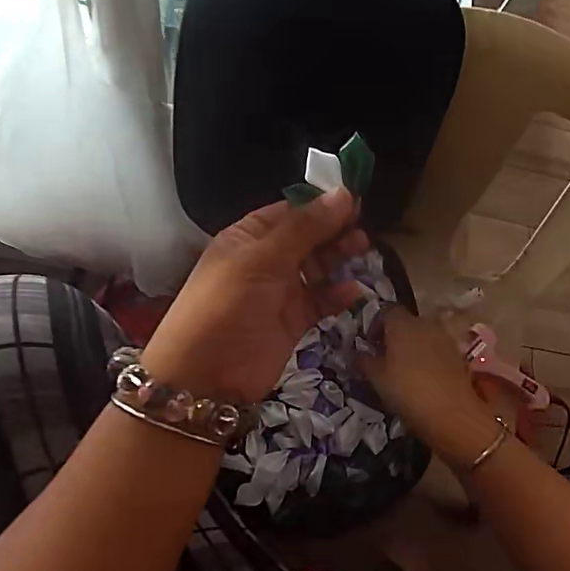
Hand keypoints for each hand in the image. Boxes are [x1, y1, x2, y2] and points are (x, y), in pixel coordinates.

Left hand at [142, 188, 369, 404]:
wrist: (205, 377)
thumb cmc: (227, 306)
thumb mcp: (263, 259)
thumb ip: (306, 228)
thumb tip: (343, 193)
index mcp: (249, 237)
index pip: (290, 211)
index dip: (321, 204)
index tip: (355, 197)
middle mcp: (265, 260)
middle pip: (307, 237)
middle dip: (333, 230)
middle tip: (364, 225)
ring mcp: (279, 292)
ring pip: (317, 267)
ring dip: (339, 258)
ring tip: (364, 248)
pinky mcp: (292, 321)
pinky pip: (320, 301)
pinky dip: (338, 295)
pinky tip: (355, 290)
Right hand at [360, 309, 502, 466]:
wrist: (452, 413)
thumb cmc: (407, 390)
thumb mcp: (377, 378)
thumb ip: (363, 360)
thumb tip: (354, 352)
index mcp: (402, 323)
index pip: (386, 311)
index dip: (375, 325)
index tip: (369, 344)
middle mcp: (425, 323)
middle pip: (406, 322)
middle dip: (394, 336)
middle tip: (384, 358)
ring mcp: (444, 337)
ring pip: (423, 335)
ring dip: (412, 346)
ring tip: (403, 369)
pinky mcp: (458, 354)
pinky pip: (437, 348)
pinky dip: (428, 356)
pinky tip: (422, 377)